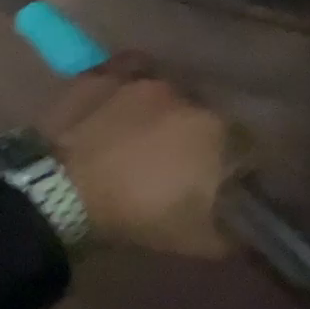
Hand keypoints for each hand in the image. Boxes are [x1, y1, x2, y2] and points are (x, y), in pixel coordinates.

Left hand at [38, 54, 233, 256]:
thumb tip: (249, 231)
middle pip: (206, 112)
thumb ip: (237, 233)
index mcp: (216, 130)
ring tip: (152, 127)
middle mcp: (180, 94)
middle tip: (186, 157)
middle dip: (203, 133)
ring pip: (168, 87)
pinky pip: (125, 68)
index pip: (248, 143)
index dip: (242, 164)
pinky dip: (131, 79)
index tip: (229, 181)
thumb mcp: (202, 240)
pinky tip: (125, 96)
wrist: (60, 184)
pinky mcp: (97, 74)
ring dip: (168, 105)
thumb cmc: (136, 212)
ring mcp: (134, 78)